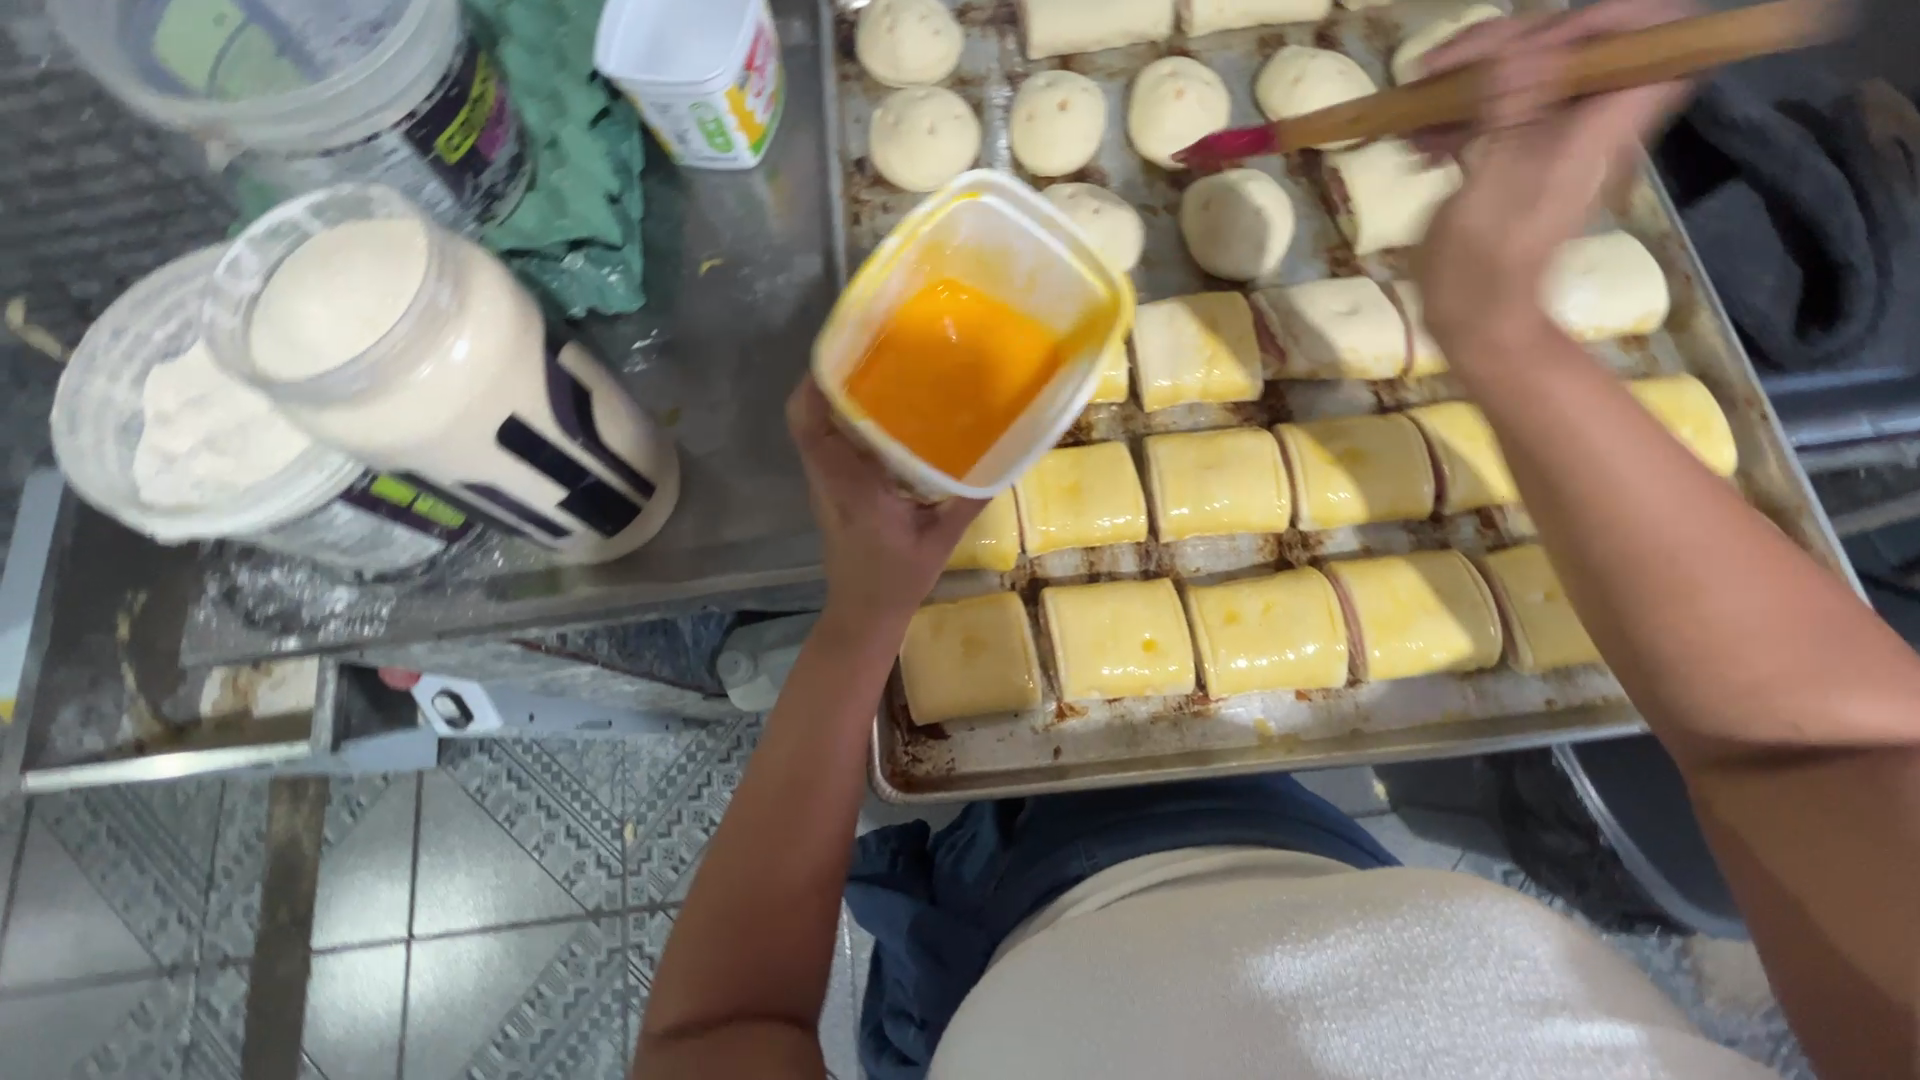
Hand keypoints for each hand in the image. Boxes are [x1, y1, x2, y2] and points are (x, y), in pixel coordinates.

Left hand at [787, 377, 985, 627]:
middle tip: (872, 350)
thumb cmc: (898, 579)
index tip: (845, 353)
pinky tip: (883, 413)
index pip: (812, 429)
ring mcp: (824, 484)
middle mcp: (828, 479)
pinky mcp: (831, 489)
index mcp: (851, 488)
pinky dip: (846, 421)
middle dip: (832, 378)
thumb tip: (1007, 455)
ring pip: (816, 428)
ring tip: (879, 371)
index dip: (817, 386)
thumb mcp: (941, 539)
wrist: (863, 613)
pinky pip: (829, 443)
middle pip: (808, 418)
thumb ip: (969, 498)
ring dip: (838, 397)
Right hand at [1413, 0, 1692, 361]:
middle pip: (1577, 44)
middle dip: (1507, 44)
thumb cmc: (1480, 273)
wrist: (1477, 324)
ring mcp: (1555, 140)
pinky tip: (1421, 141)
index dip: (1599, 19)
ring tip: (1418, 111)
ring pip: (1532, 73)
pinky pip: (1502, 111)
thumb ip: (1510, 118)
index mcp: (1600, 128)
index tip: (1526, 39)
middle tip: (1440, 69)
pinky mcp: (1522, 158)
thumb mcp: (1489, 195)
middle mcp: (1589, 123)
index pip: (1649, 34)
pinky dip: (1462, 114)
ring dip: (1472, 81)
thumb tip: (1521, 49)